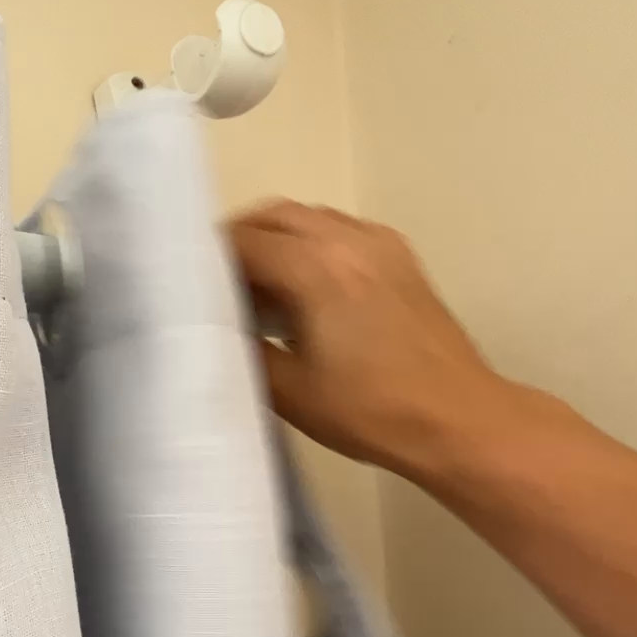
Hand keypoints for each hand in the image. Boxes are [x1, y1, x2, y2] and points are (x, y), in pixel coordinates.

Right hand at [231, 200, 526, 476]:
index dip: (206, 258)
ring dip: (271, 239)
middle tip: (209, 281)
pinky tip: (297, 287)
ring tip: (249, 285)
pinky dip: (305, 244)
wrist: (456, 419)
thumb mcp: (285, 389)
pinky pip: (336, 230)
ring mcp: (380, 244)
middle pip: (273, 216)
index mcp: (317, 268)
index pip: (243, 241)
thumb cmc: (366, 410)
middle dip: (235, 240)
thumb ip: (242, 346)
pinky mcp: (399, 258)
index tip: (180, 283)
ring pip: (306, 218)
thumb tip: (216, 324)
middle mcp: (348, 240)